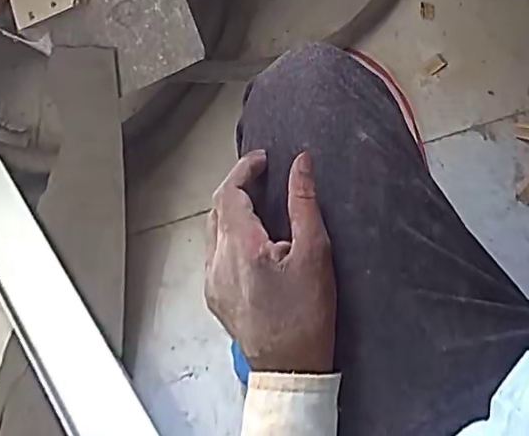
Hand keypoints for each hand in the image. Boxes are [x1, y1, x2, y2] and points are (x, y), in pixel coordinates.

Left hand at [205, 149, 335, 372]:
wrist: (291, 369)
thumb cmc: (306, 315)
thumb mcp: (315, 252)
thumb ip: (304, 202)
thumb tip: (301, 164)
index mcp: (240, 248)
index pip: (229, 192)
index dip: (244, 169)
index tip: (263, 159)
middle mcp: (218, 263)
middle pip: (217, 208)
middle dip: (238, 184)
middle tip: (263, 174)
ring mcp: (213, 281)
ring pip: (213, 228)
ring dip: (232, 207)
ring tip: (259, 199)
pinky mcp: (215, 295)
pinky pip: (215, 250)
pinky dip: (230, 230)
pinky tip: (252, 234)